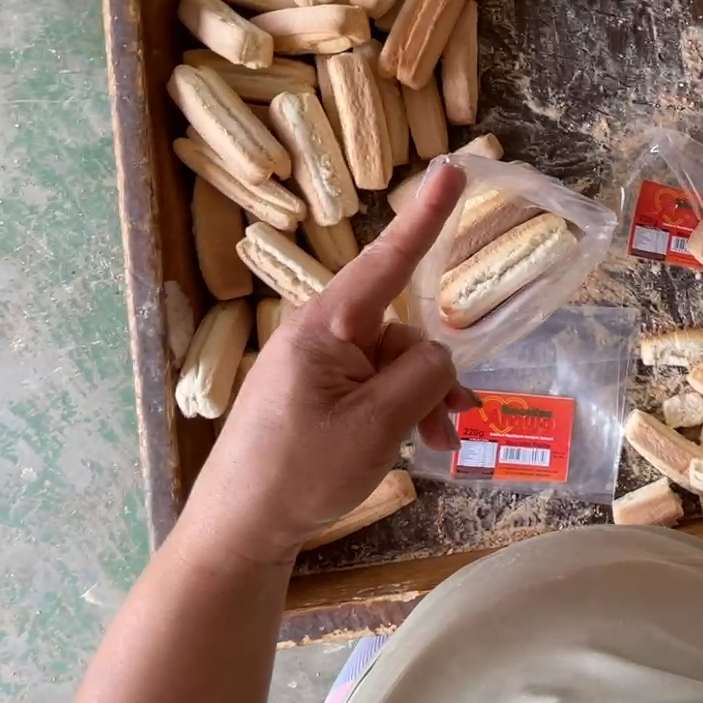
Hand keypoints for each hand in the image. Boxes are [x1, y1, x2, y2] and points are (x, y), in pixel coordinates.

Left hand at [178, 163, 478, 565]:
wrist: (238, 533)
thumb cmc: (301, 473)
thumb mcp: (379, 425)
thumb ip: (422, 375)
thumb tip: (440, 354)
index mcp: (327, 327)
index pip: (387, 259)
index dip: (426, 215)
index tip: (452, 169)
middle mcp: (321, 335)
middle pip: (401, 332)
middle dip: (435, 371)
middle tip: (463, 416)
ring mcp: (317, 365)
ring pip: (393, 364)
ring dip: (424, 398)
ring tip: (443, 441)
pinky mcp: (317, 392)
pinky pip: (374, 385)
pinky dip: (402, 409)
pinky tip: (420, 442)